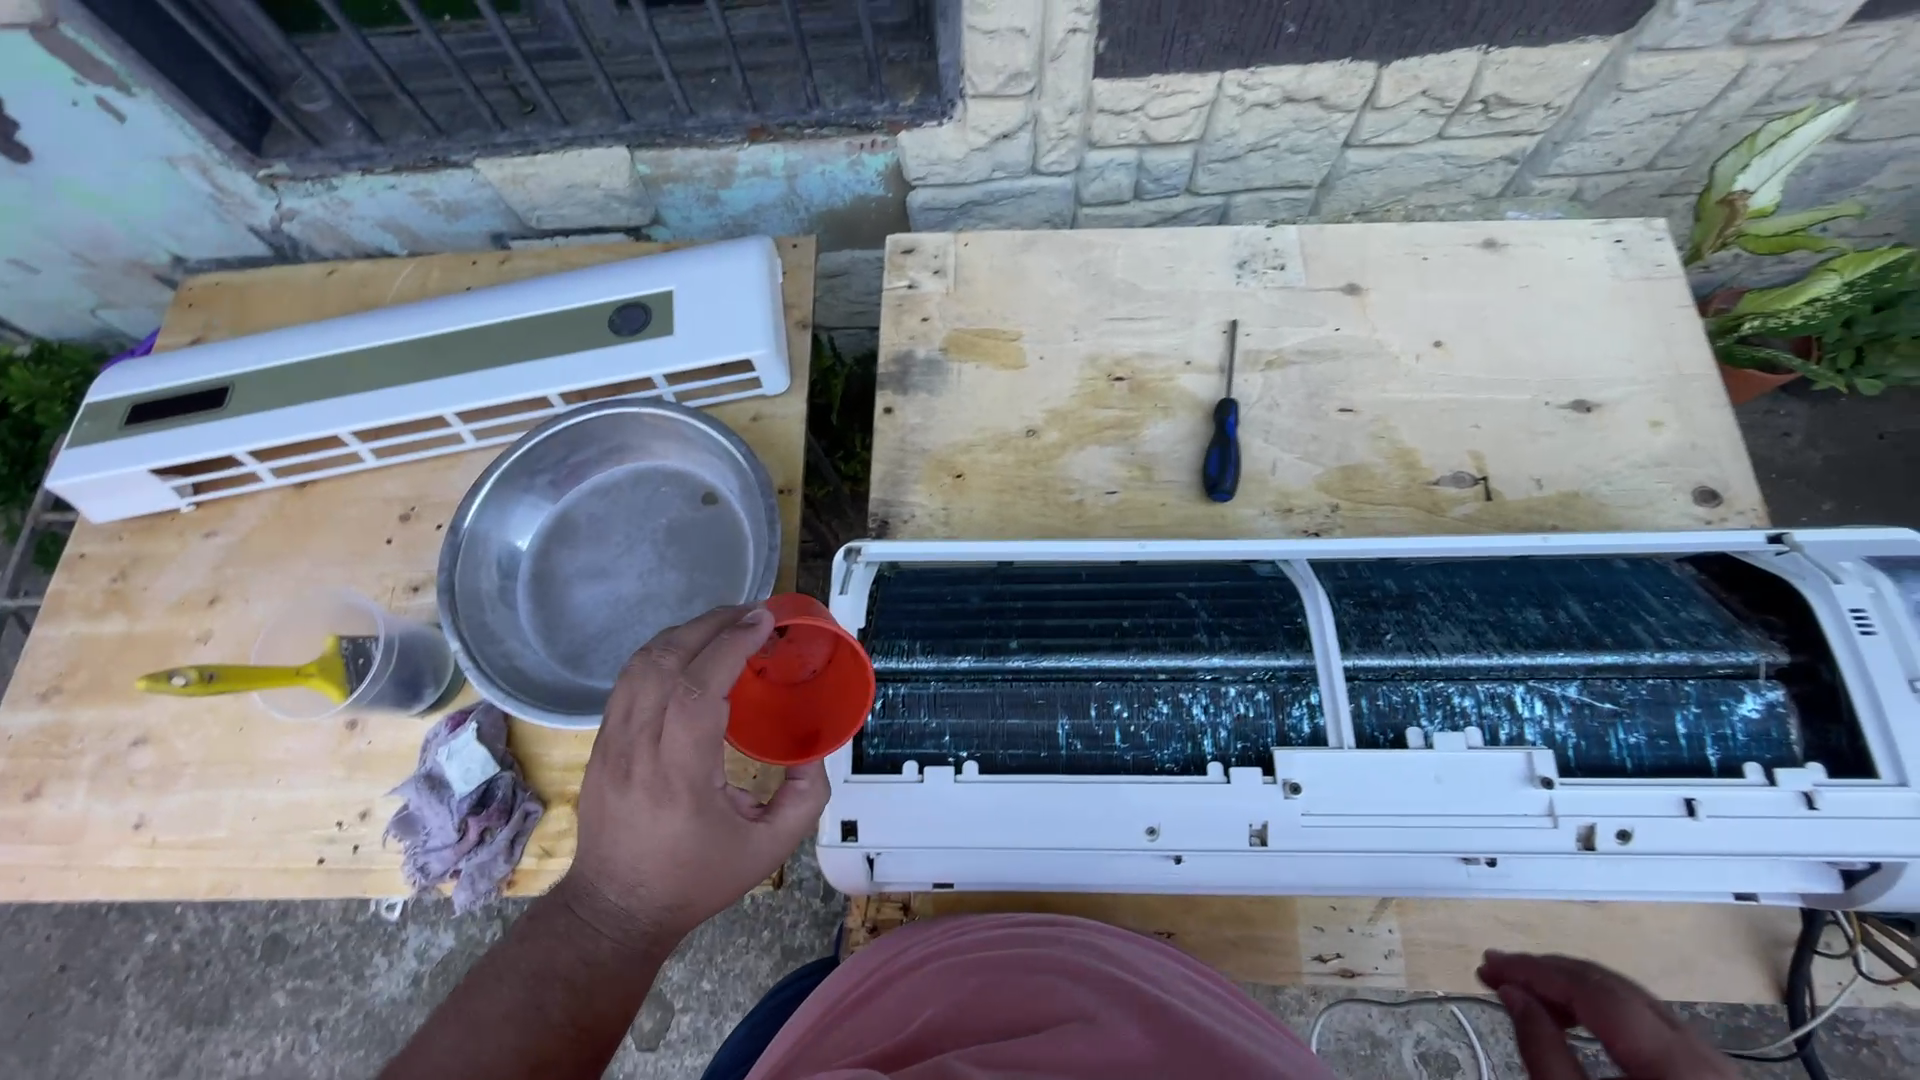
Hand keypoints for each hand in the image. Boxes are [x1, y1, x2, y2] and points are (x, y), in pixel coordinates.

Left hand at [559, 604, 830, 942]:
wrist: (616, 909)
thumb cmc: (695, 880)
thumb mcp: (769, 850)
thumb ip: (806, 798)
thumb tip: (817, 749)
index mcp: (679, 776)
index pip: (697, 689)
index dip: (731, 646)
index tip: (763, 622)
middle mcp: (637, 750)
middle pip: (664, 662)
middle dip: (710, 625)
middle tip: (751, 614)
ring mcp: (611, 743)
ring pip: (640, 664)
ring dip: (685, 633)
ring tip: (725, 625)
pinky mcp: (601, 743)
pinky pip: (628, 680)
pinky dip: (663, 652)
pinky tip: (691, 652)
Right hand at [1478, 951, 1739, 1078]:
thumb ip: (1542, 1050)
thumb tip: (1511, 993)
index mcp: (1679, 1069)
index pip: (1596, 993)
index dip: (1536, 971)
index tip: (1488, 966)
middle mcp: (1706, 1058)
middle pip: (1616, 989)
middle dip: (1550, 973)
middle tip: (1496, 971)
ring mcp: (1714, 1068)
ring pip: (1631, 1001)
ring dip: (1570, 988)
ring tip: (1523, 990)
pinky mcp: (1707, 1078)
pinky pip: (1646, 1023)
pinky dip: (1598, 1010)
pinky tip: (1566, 1016)